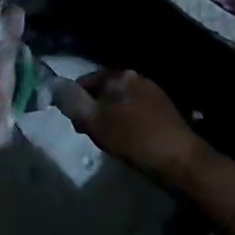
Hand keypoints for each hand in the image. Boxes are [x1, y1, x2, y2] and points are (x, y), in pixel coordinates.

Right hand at [55, 70, 206, 183]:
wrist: (182, 159)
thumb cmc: (134, 139)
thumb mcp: (96, 122)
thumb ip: (72, 101)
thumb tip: (53, 84)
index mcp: (119, 75)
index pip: (85, 82)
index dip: (76, 104)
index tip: (79, 127)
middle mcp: (136, 76)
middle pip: (103, 92)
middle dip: (95, 112)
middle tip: (95, 137)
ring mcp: (153, 91)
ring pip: (119, 103)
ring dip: (111, 119)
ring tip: (113, 142)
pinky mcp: (164, 108)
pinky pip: (135, 111)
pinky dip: (128, 124)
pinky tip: (132, 142)